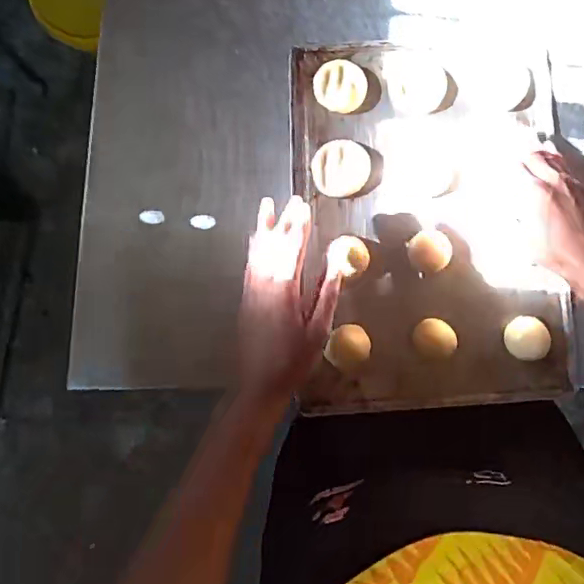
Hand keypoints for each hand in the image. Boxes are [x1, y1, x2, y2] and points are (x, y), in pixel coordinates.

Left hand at [234, 196, 341, 401]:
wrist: (259, 383)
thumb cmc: (295, 359)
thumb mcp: (319, 328)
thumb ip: (327, 293)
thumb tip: (336, 263)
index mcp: (286, 291)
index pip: (294, 250)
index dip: (299, 227)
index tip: (304, 207)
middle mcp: (265, 285)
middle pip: (275, 246)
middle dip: (284, 221)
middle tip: (292, 200)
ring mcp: (252, 291)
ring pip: (258, 252)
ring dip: (264, 228)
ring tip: (267, 207)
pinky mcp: (247, 298)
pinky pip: (250, 264)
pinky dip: (254, 247)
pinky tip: (256, 238)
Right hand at [511, 147, 583, 283]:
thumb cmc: (556, 250)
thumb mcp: (527, 235)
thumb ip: (521, 214)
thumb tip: (518, 204)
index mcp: (536, 191)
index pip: (520, 169)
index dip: (512, 168)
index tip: (507, 168)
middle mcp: (554, 181)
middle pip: (537, 157)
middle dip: (526, 156)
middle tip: (519, 156)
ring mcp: (570, 183)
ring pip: (554, 159)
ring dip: (543, 154)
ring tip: (537, 149)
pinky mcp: (582, 189)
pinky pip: (566, 168)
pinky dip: (557, 162)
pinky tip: (556, 163)